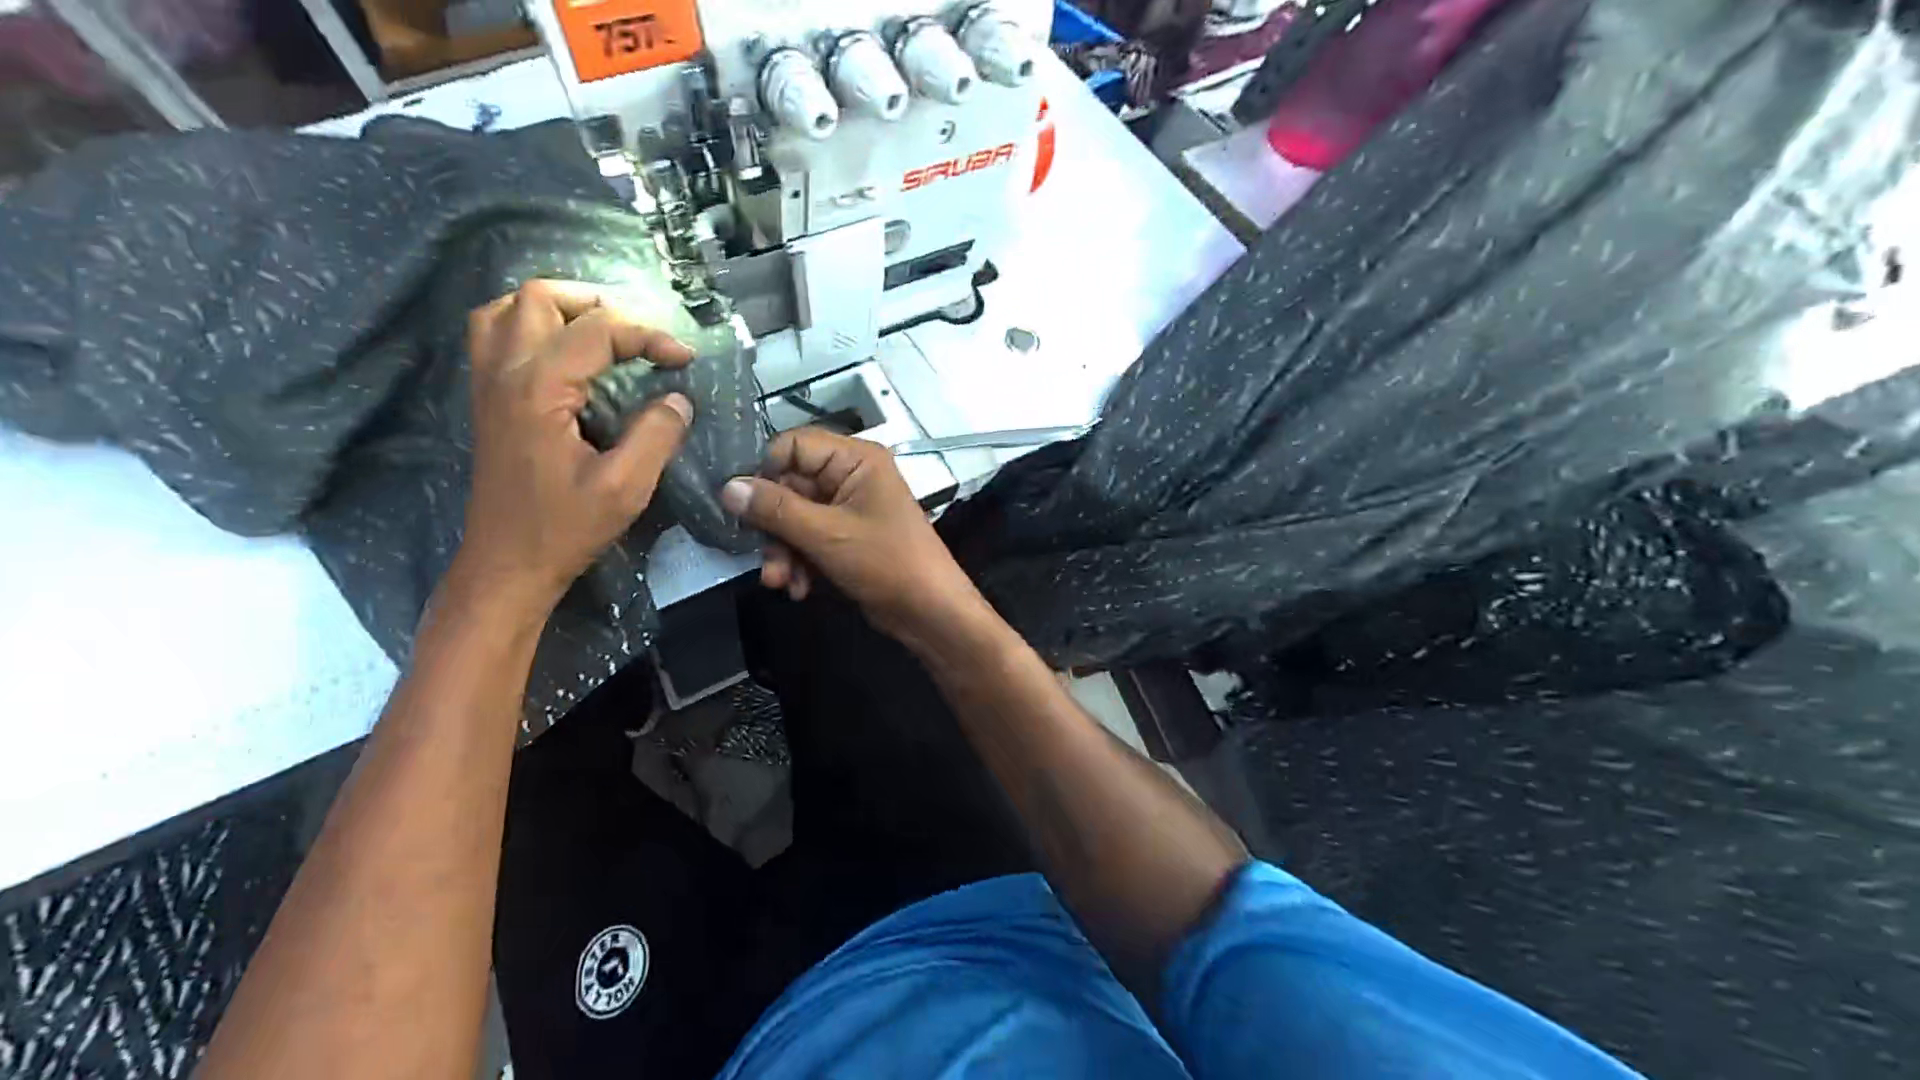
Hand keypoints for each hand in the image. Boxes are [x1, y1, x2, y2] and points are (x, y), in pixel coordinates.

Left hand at [453, 280, 694, 618]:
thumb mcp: (625, 487)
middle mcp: (504, 372)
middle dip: (599, 305)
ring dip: (559, 308)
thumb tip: (678, 398)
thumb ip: (656, 435)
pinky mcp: (486, 399)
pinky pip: (495, 334)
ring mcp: (487, 383)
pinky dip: (530, 326)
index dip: (647, 336)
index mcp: (538, 389)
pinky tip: (563, 352)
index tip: (684, 359)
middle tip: (639, 336)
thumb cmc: (565, 527)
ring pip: (509, 308)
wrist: (507, 563)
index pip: (597, 331)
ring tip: (602, 332)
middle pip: (540, 298)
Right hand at [720, 428, 990, 646]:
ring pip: (795, 519)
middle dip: (774, 528)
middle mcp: (851, 476)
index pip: (793, 445)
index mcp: (855, 459)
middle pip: (789, 486)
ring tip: (782, 582)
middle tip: (765, 558)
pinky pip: (809, 539)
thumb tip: (727, 487)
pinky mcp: (846, 537)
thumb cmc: (887, 563)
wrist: (929, 612)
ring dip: (784, 552)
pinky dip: (800, 563)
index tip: (743, 504)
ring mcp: (849, 508)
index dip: (765, 472)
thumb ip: (775, 509)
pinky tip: (800, 589)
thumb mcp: (826, 535)